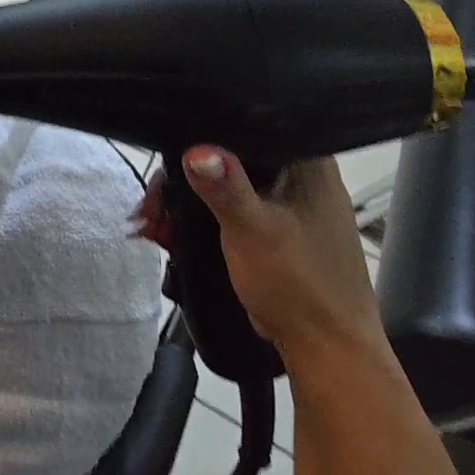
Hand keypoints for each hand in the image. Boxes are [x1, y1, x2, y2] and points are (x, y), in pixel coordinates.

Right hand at [134, 148, 380, 360]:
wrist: (326, 350)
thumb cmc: (299, 285)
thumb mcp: (254, 232)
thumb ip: (225, 188)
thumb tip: (197, 150)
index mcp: (306, 165)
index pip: (246, 124)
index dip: (201, 131)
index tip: (163, 151)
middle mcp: (297, 176)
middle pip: (223, 158)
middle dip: (177, 181)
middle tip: (147, 207)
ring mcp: (282, 202)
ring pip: (218, 184)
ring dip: (178, 202)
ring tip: (149, 227)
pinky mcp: (269, 227)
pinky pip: (222, 208)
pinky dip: (192, 218)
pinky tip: (166, 234)